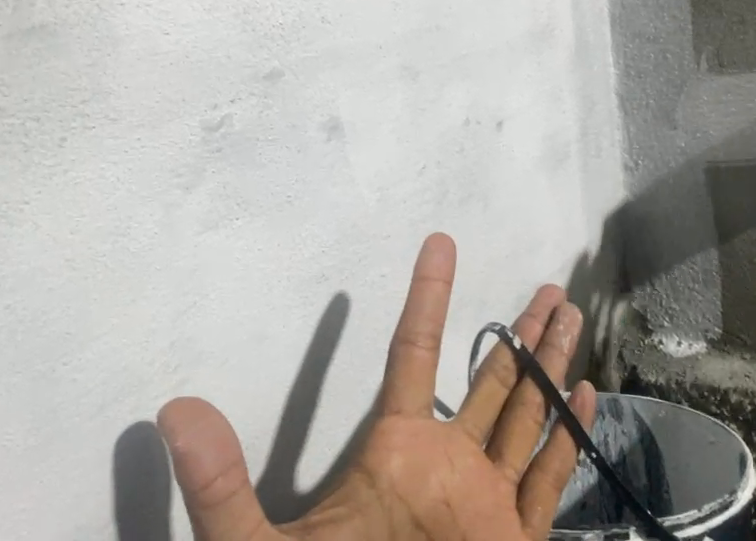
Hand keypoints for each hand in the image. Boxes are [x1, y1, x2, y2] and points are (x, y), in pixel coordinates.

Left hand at [158, 234, 596, 540]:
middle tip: (549, 286)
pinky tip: (583, 395)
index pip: (414, 353)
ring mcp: (485, 501)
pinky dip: (569, 437)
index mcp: (395, 449)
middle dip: (519, 333)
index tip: (440, 243)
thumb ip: (218, 483)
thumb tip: (172, 409)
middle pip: (491, 380)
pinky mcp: (514, 540)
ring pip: (527, 415)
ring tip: (567, 315)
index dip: (429, 297)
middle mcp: (447, 463)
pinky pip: (548, 480)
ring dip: (548, 365)